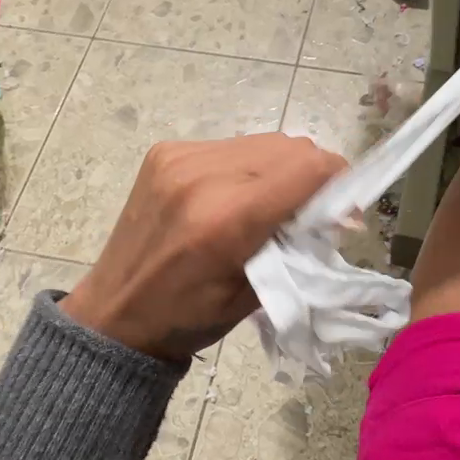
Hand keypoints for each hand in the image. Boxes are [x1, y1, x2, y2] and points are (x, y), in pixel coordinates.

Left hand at [60, 134, 346, 362]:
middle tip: (314, 210)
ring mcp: (181, 158)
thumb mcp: (254, 294)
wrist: (112, 317)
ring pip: (264, 141)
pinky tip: (237, 194)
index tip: (348, 204)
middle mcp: (204, 176)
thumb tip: (340, 213)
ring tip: (274, 202)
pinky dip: (248, 165)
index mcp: (227, 219)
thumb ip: (299, 246)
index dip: (339, 178)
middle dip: (313, 174)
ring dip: (281, 167)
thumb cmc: (187, 318)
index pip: (307, 169)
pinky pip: (231, 144)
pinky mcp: (167, 151)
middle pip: (290, 148)